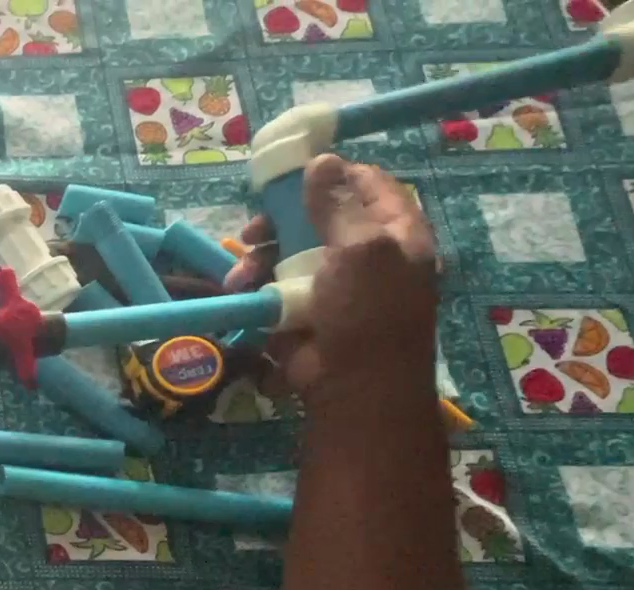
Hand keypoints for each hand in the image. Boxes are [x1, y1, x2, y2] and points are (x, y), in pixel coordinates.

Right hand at [224, 155, 439, 411]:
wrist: (352, 383)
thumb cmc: (367, 312)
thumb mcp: (359, 249)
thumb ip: (336, 206)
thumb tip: (321, 162)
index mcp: (393, 232)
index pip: (365, 186)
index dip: (329, 176)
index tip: (289, 178)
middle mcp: (362, 253)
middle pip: (315, 220)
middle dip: (279, 224)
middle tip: (252, 232)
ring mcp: (329, 284)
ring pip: (286, 255)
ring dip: (258, 261)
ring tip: (240, 277)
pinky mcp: (299, 312)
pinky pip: (271, 288)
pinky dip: (254, 288)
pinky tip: (240, 293)